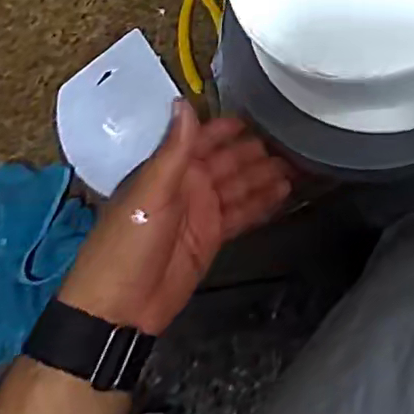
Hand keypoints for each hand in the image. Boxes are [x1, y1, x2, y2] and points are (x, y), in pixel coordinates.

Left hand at [57, 102, 294, 334]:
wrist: (118, 311)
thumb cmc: (126, 245)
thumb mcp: (150, 192)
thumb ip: (174, 149)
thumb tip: (183, 102)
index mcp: (170, 169)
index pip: (204, 139)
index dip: (228, 128)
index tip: (255, 117)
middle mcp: (188, 185)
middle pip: (229, 162)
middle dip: (256, 151)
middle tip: (288, 140)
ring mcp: (201, 212)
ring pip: (240, 186)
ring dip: (265, 175)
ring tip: (295, 164)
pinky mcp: (211, 238)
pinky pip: (241, 214)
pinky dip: (261, 203)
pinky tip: (282, 193)